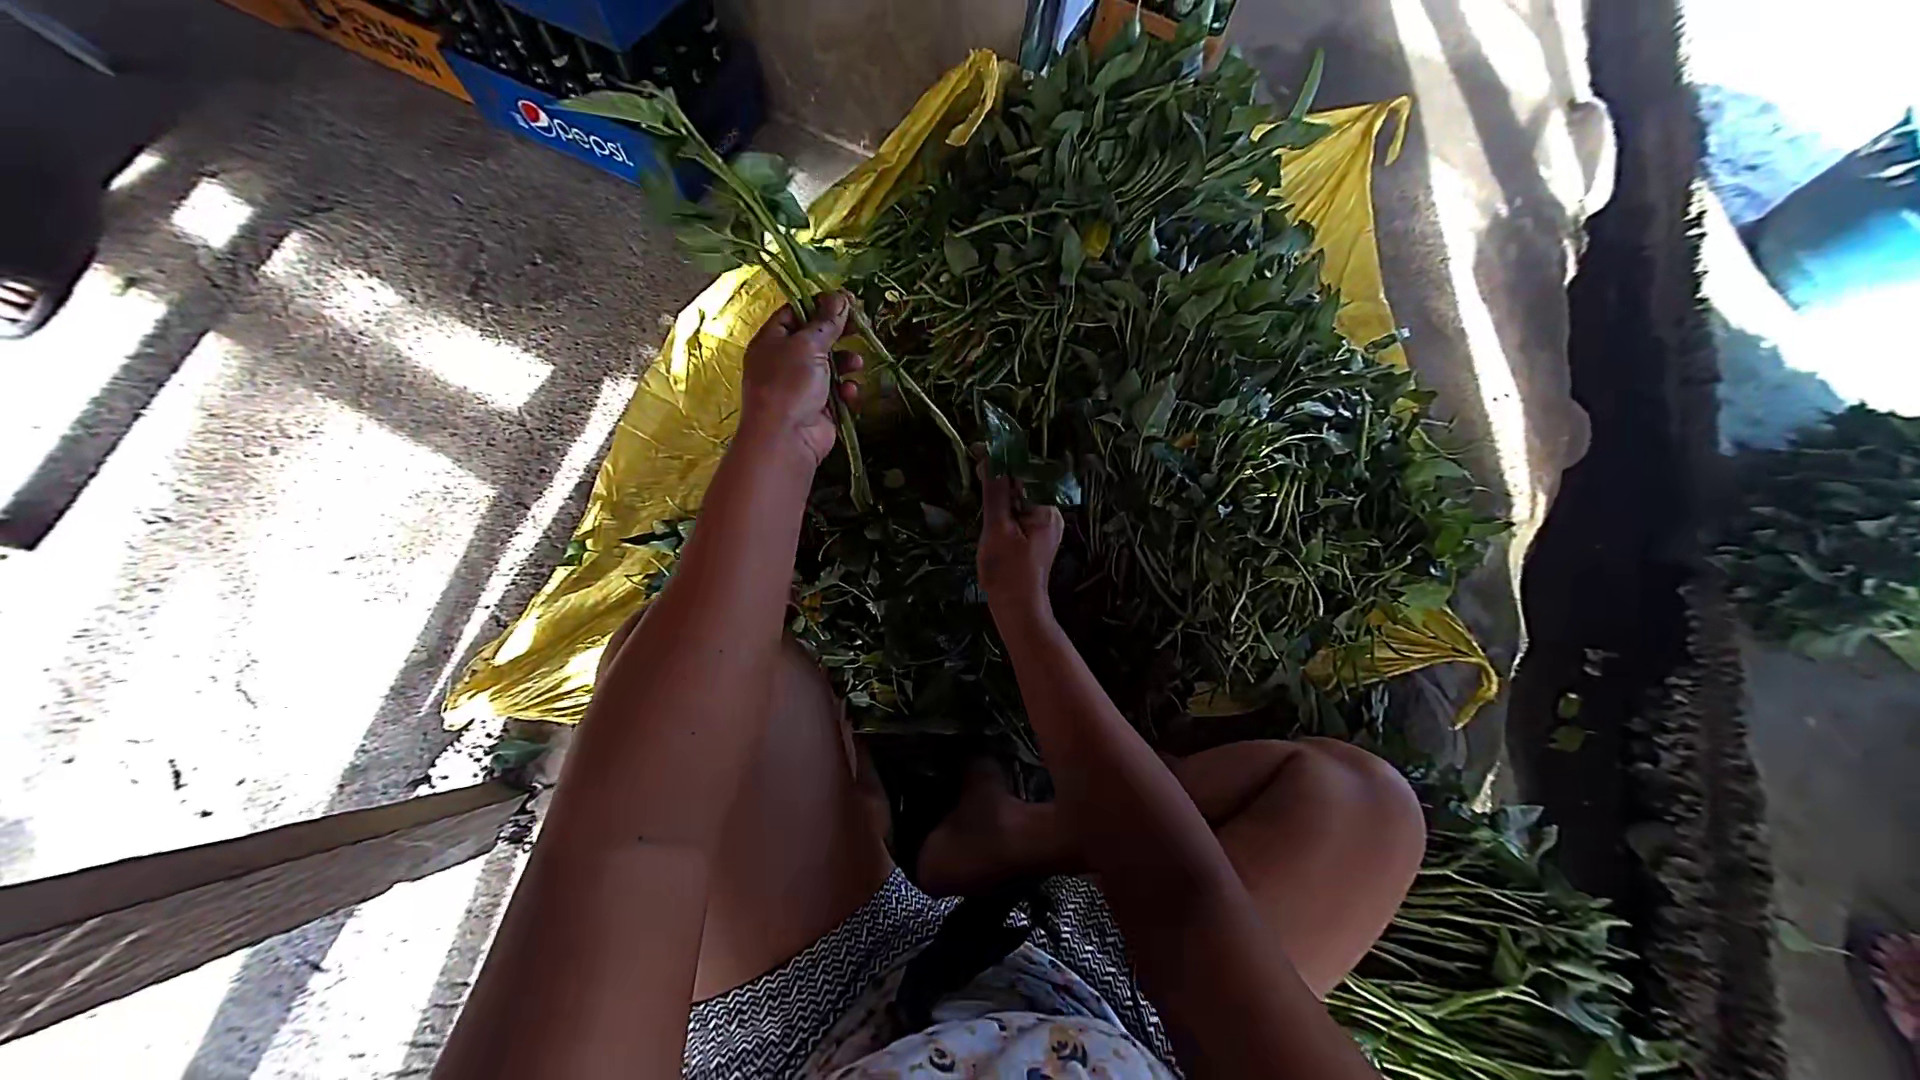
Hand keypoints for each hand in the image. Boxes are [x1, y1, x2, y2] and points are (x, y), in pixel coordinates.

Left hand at [738, 291, 862, 464]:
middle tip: (861, 326)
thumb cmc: (790, 384)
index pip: (794, 313)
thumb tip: (840, 296)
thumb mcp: (808, 344)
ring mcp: (801, 386)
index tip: (845, 301)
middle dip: (839, 335)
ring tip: (856, 364)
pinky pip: (836, 392)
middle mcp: (784, 361)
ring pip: (830, 366)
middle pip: (816, 339)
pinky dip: (845, 391)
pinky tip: (848, 393)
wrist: (787, 437)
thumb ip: (826, 321)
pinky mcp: (819, 407)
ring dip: (846, 363)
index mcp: (772, 340)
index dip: (819, 305)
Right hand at [976, 462, 1063, 620]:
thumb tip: (990, 459)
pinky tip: (987, 507)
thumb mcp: (997, 529)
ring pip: (1019, 499)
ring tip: (977, 479)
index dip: (1003, 460)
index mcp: (1047, 510)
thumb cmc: (1007, 571)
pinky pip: (1017, 514)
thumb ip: (995, 493)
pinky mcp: (1033, 538)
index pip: (1025, 474)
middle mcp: (1050, 515)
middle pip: (1023, 484)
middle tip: (974, 464)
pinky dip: (1002, 507)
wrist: (1016, 609)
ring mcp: (1043, 528)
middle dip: (1000, 473)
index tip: (979, 449)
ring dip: (999, 490)